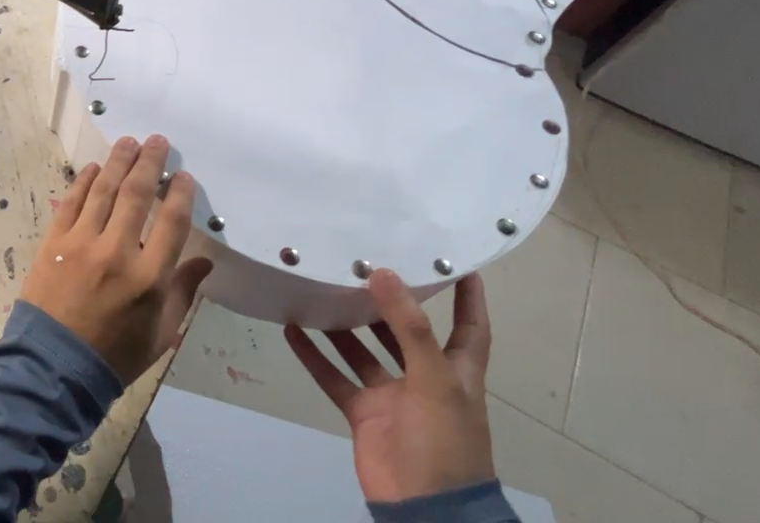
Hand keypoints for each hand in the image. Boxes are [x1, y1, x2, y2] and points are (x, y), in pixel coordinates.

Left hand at [19, 136, 214, 382]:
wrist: (54, 365)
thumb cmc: (115, 355)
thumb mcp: (161, 333)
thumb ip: (182, 293)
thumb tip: (204, 262)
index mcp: (149, 278)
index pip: (172, 222)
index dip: (181, 194)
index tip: (185, 176)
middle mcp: (116, 252)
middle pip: (137, 195)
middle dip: (149, 163)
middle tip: (157, 141)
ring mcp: (81, 243)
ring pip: (104, 191)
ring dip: (118, 162)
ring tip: (129, 142)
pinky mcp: (54, 242)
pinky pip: (72, 202)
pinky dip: (85, 182)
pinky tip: (96, 168)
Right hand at [287, 270, 496, 503]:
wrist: (425, 509)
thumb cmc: (444, 441)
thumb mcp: (435, 381)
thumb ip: (409, 328)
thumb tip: (382, 273)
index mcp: (456, 372)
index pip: (468, 326)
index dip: (468, 297)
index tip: (455, 261)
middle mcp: (424, 378)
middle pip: (405, 332)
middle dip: (386, 303)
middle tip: (359, 264)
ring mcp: (392, 397)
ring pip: (363, 351)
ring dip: (343, 325)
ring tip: (319, 288)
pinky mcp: (363, 414)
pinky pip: (334, 377)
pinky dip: (313, 355)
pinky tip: (292, 329)